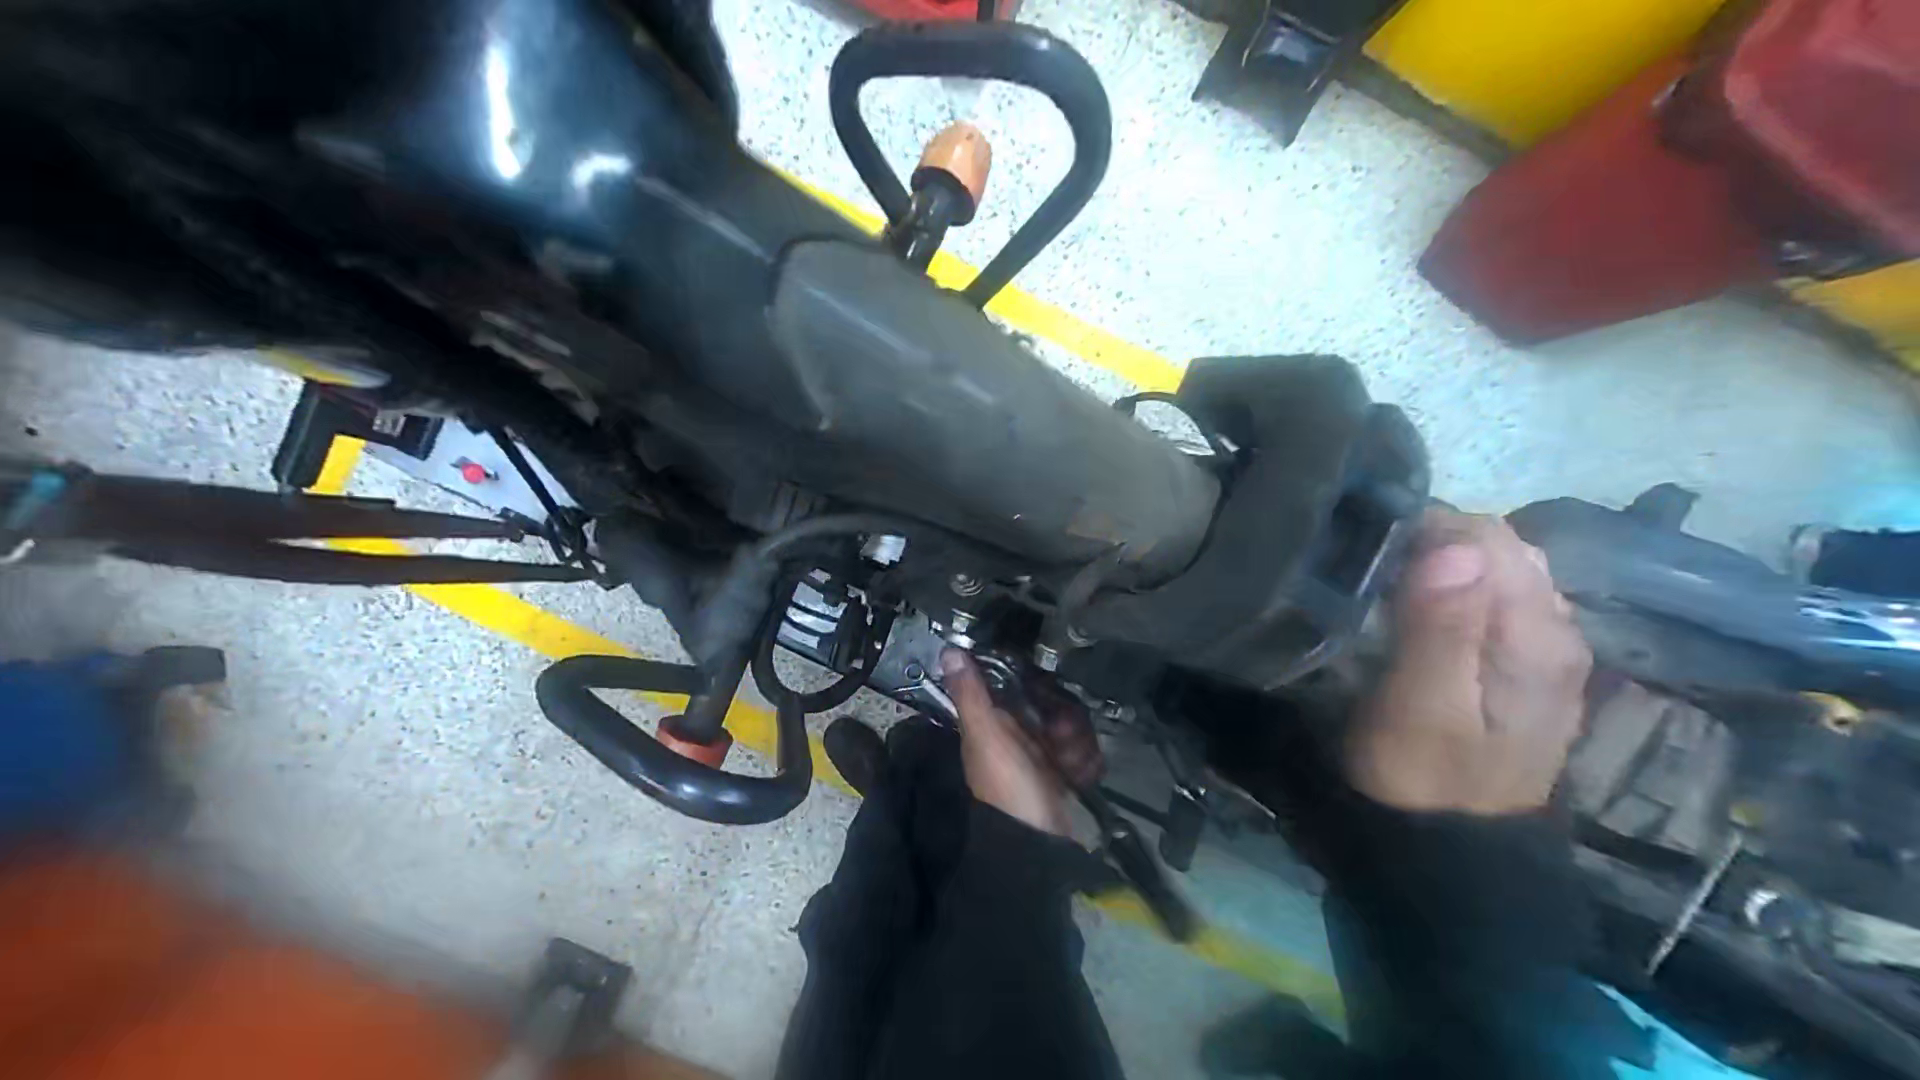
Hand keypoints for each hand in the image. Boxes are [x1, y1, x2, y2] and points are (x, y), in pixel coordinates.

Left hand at [940, 648, 1101, 836]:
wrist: (1039, 850)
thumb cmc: (1010, 789)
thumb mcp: (986, 737)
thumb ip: (970, 694)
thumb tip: (948, 650)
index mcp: (992, 724)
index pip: (1018, 685)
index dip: (1037, 684)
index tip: (1048, 691)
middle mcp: (1016, 735)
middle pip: (1053, 706)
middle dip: (1066, 720)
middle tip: (1063, 739)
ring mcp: (1042, 756)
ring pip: (1072, 728)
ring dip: (1078, 744)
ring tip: (1072, 765)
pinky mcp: (1063, 774)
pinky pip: (1083, 752)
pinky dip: (1086, 763)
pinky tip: (1082, 776)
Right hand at [1346, 507, 1590, 815]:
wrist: (1447, 844)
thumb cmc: (1420, 775)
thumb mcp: (1422, 708)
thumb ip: (1440, 628)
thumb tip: (1454, 544)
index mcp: (1536, 635)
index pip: (1490, 538)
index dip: (1426, 532)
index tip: (1371, 554)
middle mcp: (1556, 630)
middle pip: (1500, 548)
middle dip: (1434, 544)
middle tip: (1373, 575)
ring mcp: (1543, 647)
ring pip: (1495, 569)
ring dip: (1442, 565)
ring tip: (1388, 589)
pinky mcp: (1521, 663)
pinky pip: (1491, 598)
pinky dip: (1451, 589)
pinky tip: (1417, 612)